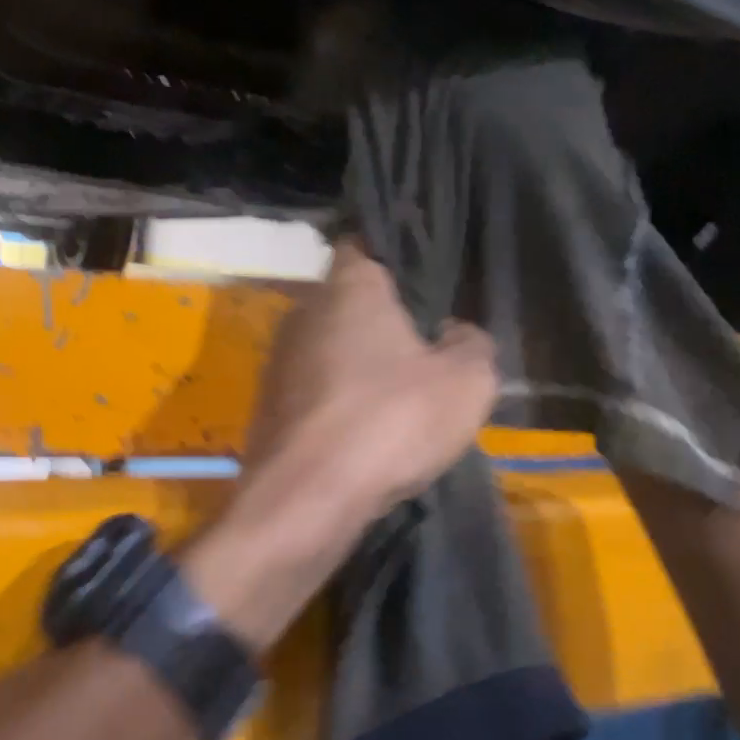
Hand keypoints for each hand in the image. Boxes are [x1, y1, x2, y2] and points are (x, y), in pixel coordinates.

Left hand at [181, 239, 498, 649]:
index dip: (394, 255)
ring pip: (329, 346)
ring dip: (359, 363)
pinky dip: (338, 400)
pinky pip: (314, 387)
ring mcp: (278, 358)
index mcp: (347, 286)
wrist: (305, 496)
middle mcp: (302, 310)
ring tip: (400, 395)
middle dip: (382, 318)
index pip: (365, 243)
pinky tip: (365, 430)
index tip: (424, 279)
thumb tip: (454, 332)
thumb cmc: (389, 421)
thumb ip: (471, 343)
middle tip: (425, 344)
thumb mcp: (466, 382)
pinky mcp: (268, 402)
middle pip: (347, 299)